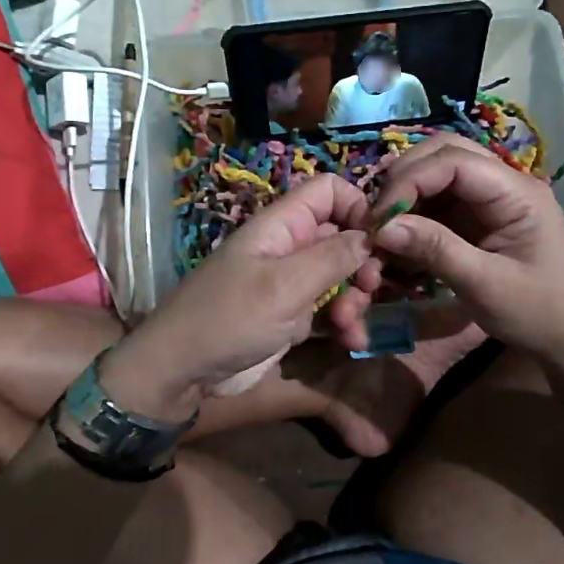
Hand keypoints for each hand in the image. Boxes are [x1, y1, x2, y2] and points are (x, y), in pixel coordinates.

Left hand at [101, 174, 379, 419]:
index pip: (327, 191)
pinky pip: (330, 310)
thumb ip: (331, 257)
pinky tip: (351, 342)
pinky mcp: (292, 317)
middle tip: (369, 288)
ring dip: (356, 299)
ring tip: (349, 325)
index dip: (358, 206)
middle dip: (362, 262)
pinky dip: (345, 324)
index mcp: (281, 226)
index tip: (381, 239)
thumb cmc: (229, 318)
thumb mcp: (283, 286)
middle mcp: (288, 248)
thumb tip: (372, 233)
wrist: (182, 372)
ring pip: (341, 277)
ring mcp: (290, 284)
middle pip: (342, 236)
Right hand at [366, 134, 563, 356]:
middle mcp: (504, 184)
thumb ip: (436, 249)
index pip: (454, 160)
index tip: (380, 218)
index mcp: (517, 193)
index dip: (410, 180)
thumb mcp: (484, 285)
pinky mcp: (478, 216)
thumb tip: (382, 228)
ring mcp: (491, 198)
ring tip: (384, 226)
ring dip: (406, 193)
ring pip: (438, 172)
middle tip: (378, 216)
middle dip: (405, 178)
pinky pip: (439, 199)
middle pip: (444, 152)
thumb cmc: (536, 312)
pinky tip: (399, 235)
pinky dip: (414, 211)